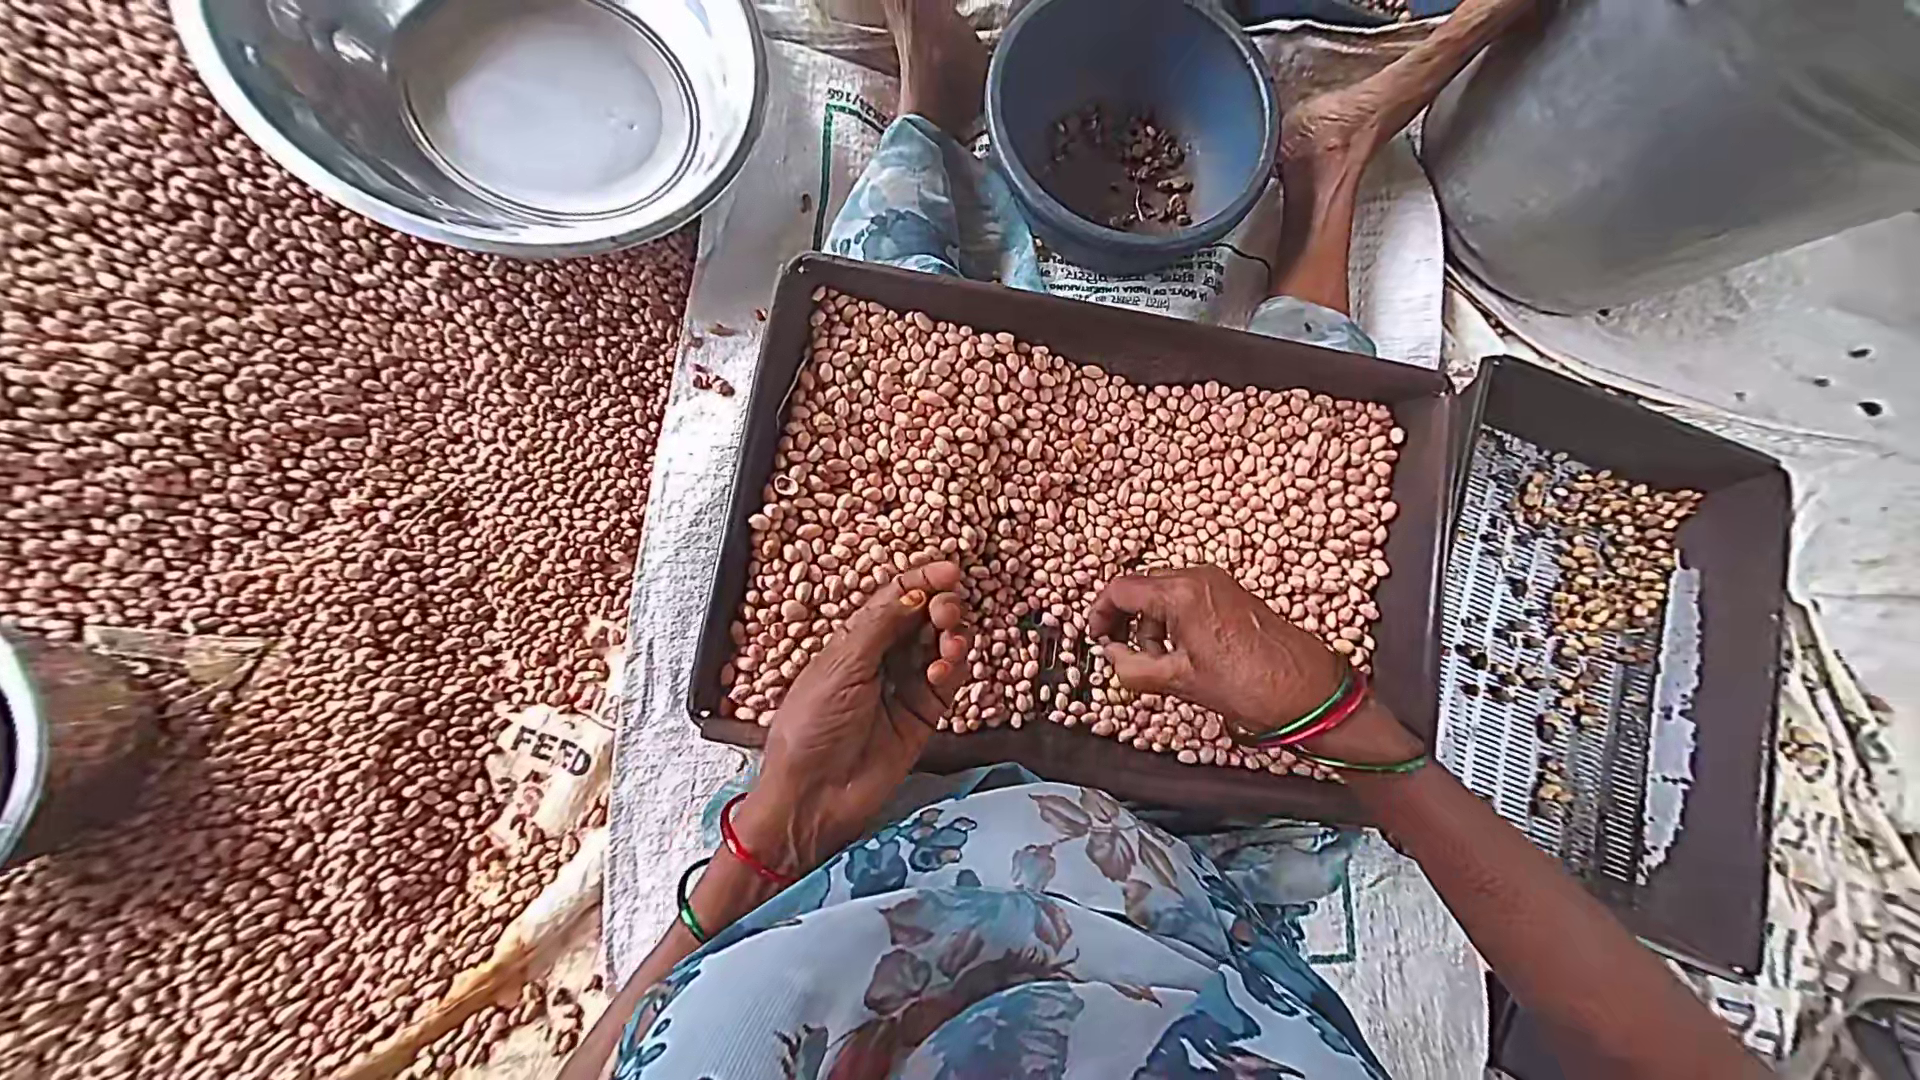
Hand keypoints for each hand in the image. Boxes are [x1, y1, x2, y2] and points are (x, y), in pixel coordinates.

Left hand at [733, 560, 972, 874]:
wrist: (815, 794)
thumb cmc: (811, 726)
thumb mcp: (841, 665)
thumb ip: (881, 625)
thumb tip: (915, 592)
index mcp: (856, 638)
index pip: (896, 596)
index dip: (922, 579)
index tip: (949, 569)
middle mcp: (884, 656)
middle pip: (924, 616)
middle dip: (941, 605)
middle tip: (946, 610)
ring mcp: (906, 683)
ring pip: (942, 643)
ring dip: (951, 634)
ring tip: (948, 642)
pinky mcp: (925, 711)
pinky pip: (950, 677)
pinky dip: (952, 666)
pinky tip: (941, 670)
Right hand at [1087, 565, 1421, 763]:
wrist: (1311, 692)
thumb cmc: (1248, 686)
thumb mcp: (1178, 681)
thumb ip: (1130, 666)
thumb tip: (1109, 655)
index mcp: (1181, 594)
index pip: (1119, 589)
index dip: (1099, 613)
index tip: (1096, 635)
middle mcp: (1198, 577)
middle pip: (1140, 588)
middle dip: (1126, 620)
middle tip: (1122, 652)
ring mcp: (1217, 582)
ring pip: (1162, 593)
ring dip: (1149, 623)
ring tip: (1158, 659)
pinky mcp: (1230, 592)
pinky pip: (1186, 597)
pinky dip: (1172, 619)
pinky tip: (1181, 650)